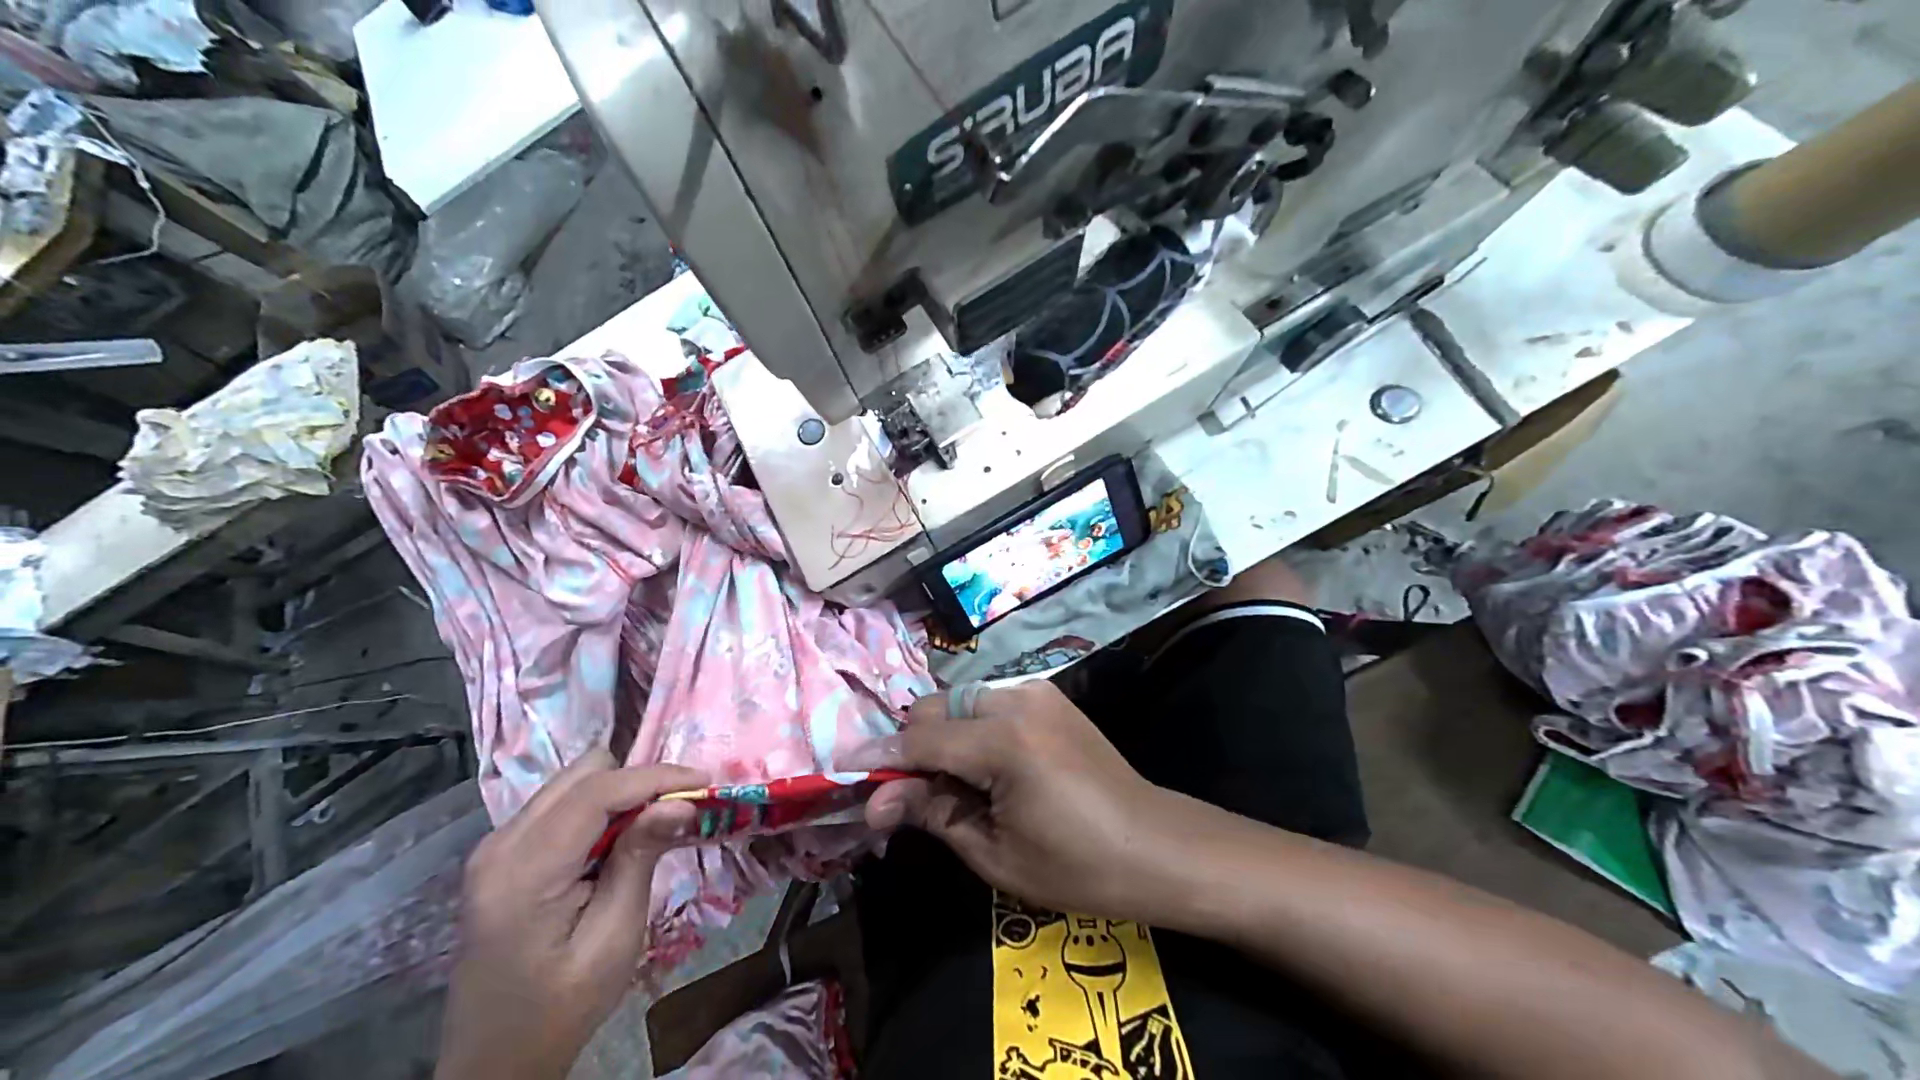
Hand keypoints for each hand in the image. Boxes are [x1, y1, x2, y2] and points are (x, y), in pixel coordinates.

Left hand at [436, 751, 706, 1079]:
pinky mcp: (501, 855)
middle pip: (582, 773)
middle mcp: (500, 844)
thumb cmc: (560, 1008)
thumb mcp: (613, 939)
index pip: (596, 792)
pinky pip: (560, 804)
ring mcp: (495, 847)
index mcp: (524, 870)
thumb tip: (679, 802)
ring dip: (620, 791)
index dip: (655, 776)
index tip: (705, 782)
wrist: (494, 1061)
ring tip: (656, 821)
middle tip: (680, 806)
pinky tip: (621, 837)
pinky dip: (600, 807)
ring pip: (572, 782)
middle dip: (639, 780)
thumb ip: (640, 859)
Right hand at [859, 682, 1198, 920]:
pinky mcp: (1048, 696)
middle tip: (901, 793)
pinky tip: (976, 764)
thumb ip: (932, 812)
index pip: (920, 740)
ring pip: (958, 701)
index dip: (879, 759)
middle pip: (934, 709)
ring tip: (943, 782)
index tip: (843, 771)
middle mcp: (1016, 700)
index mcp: (1004, 742)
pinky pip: (988, 702)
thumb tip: (873, 801)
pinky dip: (968, 727)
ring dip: (939, 734)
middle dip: (910, 746)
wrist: (1156, 846)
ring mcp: (1036, 692)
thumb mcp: (995, 853)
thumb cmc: (1077, 867)